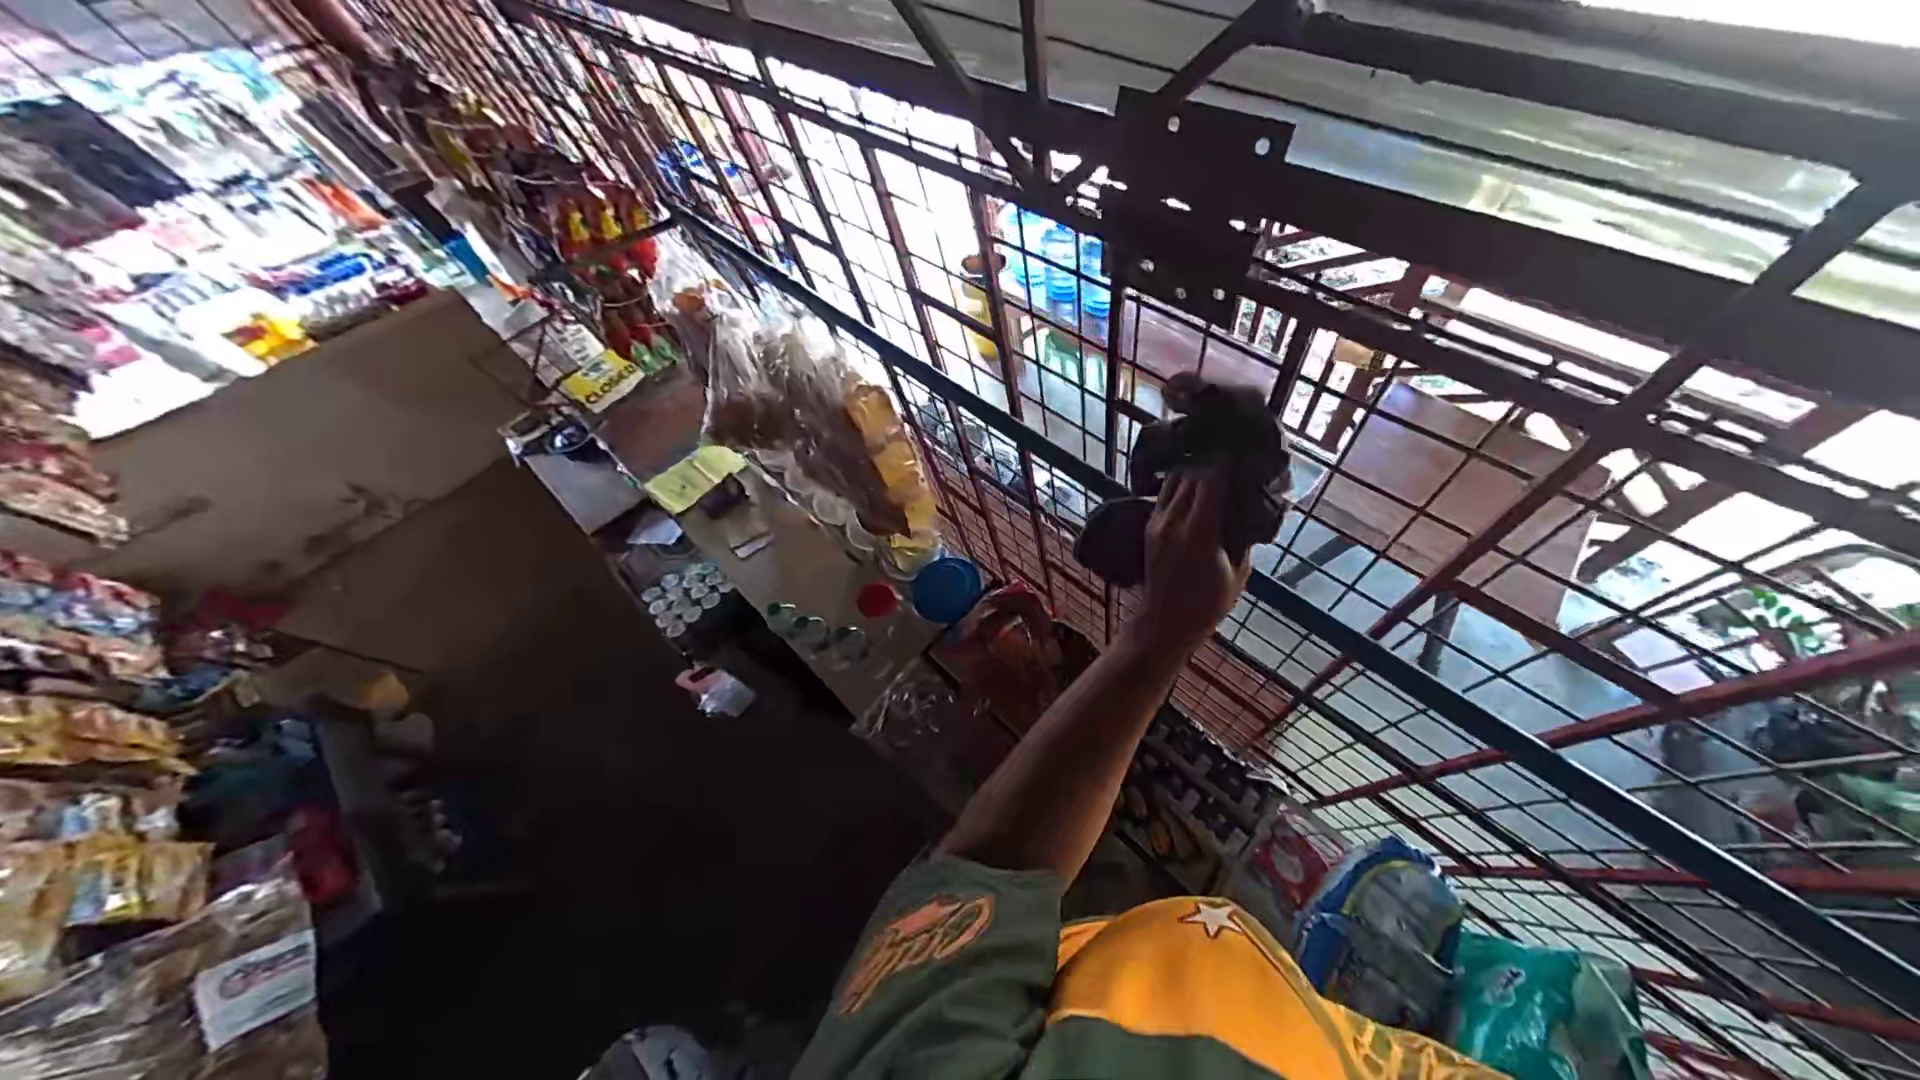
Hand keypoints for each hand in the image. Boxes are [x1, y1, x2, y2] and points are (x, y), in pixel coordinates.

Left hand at [1129, 465, 1249, 656]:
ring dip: (1195, 467)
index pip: (1211, 481)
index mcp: (1198, 535)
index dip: (1228, 461)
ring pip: (1175, 479)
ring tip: (1217, 461)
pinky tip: (1198, 480)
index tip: (1245, 448)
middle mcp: (1172, 523)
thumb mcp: (1238, 571)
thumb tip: (1253, 505)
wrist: (1164, 621)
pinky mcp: (1149, 527)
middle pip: (1191, 473)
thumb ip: (1243, 535)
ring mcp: (1157, 523)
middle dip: (1213, 459)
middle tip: (1235, 451)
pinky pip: (1164, 493)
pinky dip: (1181, 482)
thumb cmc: (1208, 604)